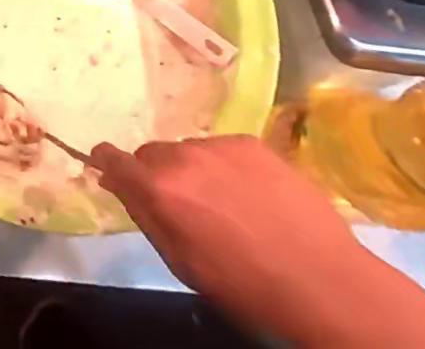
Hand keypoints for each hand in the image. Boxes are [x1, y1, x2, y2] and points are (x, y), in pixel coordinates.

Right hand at [93, 136, 424, 348]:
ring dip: (192, 169)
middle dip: (155, 173)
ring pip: (189, 150)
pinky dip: (224, 165)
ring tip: (222, 202)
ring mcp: (220, 144)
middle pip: (153, 154)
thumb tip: (120, 185)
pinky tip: (249, 193)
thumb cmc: (244, 284)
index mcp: (161, 189)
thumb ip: (146, 217)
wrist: (320, 277)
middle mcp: (184, 156)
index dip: (106, 160)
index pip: (115, 160)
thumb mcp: (182, 262)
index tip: (104, 163)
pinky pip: (222, 148)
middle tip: (178, 202)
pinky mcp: (250, 141)